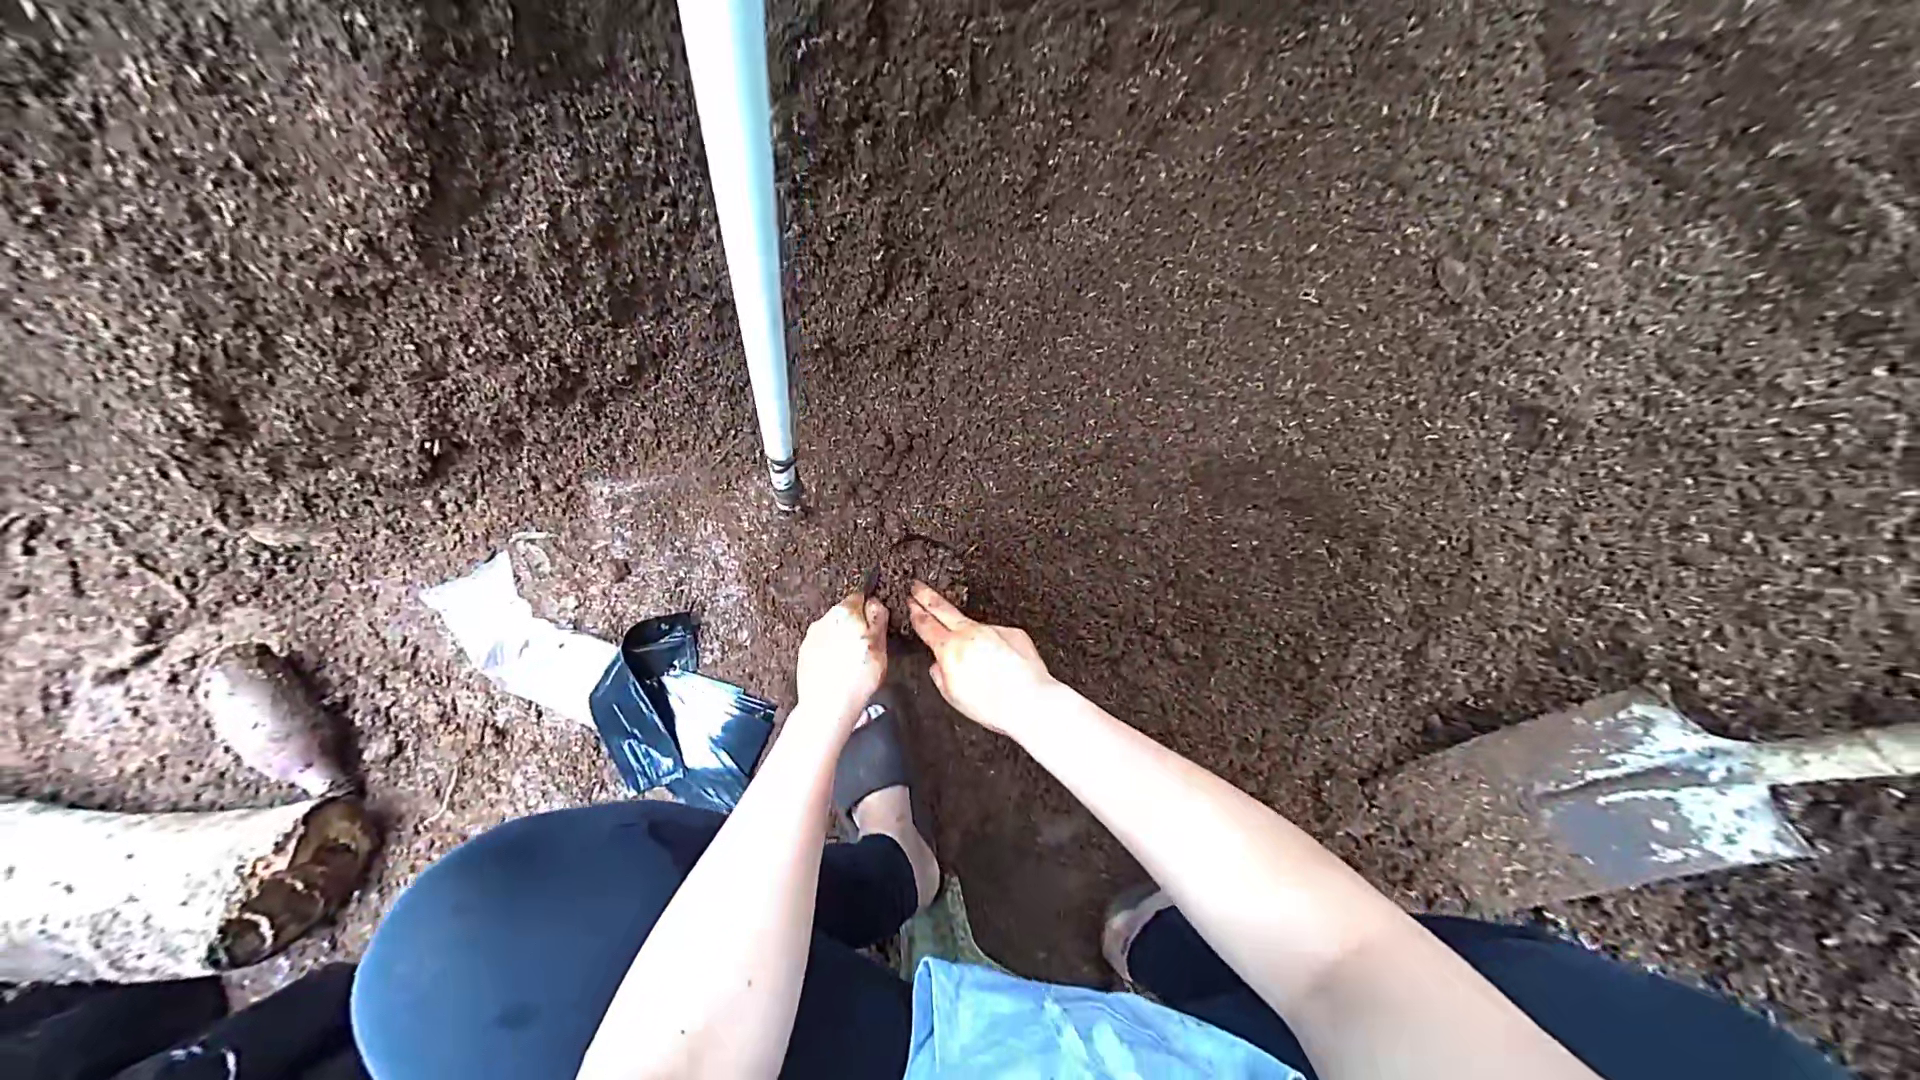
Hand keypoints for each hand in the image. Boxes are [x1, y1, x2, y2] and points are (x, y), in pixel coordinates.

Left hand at [795, 592, 888, 726]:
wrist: (826, 705)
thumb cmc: (856, 677)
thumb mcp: (880, 645)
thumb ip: (878, 619)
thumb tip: (875, 603)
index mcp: (844, 612)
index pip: (859, 598)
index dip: (870, 612)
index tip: (875, 626)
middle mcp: (824, 620)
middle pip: (844, 615)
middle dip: (855, 626)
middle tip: (866, 648)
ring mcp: (811, 638)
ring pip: (833, 632)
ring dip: (841, 640)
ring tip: (851, 663)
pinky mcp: (804, 655)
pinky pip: (822, 647)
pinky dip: (830, 654)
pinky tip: (838, 670)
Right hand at [906, 581, 1055, 736]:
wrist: (1029, 701)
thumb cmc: (993, 704)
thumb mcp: (953, 696)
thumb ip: (940, 675)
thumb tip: (938, 666)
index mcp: (950, 649)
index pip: (927, 625)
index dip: (916, 613)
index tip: (911, 604)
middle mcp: (970, 633)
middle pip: (943, 608)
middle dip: (927, 596)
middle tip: (918, 586)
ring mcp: (993, 630)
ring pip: (974, 627)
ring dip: (969, 635)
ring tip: (974, 658)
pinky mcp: (1013, 633)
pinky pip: (998, 638)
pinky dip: (997, 649)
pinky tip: (1001, 666)